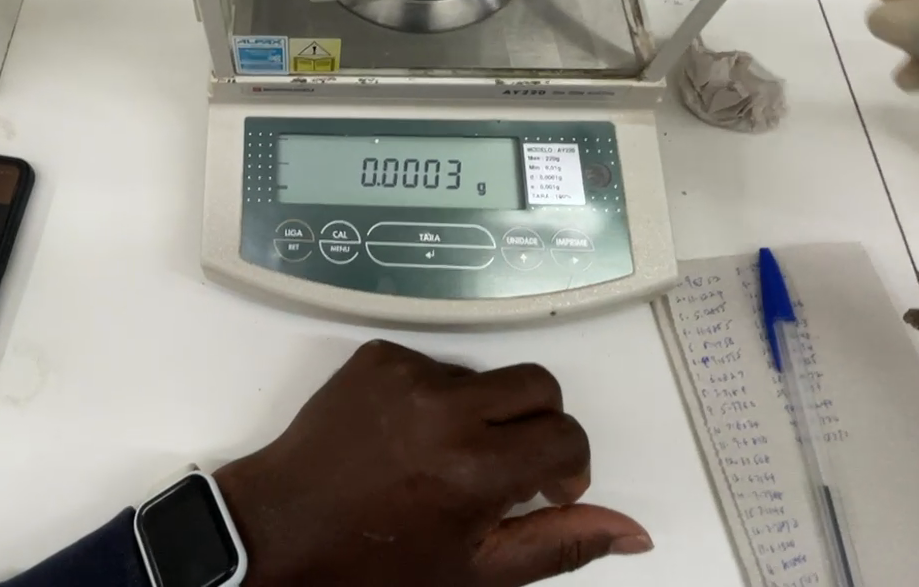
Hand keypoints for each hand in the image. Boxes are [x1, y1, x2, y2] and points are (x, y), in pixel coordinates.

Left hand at [213, 340, 649, 586]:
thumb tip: (633, 528)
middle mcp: (444, 404)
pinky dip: (433, 394)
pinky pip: (430, 362)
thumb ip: (559, 543)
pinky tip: (406, 433)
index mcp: (476, 465)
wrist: (285, 525)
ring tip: (442, 454)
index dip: (568, 467)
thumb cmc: (381, 563)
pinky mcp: (375, 354)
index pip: (566, 434)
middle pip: (537, 382)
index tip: (545, 488)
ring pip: (483, 374)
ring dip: (482, 410)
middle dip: (540, 421)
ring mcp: (405, 371)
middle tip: (509, 462)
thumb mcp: (476, 572)